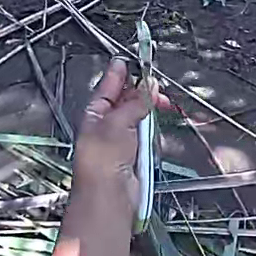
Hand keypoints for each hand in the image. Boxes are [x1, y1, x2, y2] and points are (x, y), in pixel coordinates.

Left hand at [70, 56, 154, 203]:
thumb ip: (135, 103)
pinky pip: (143, 132)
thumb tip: (148, 86)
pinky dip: (151, 125)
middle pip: (124, 101)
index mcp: (94, 114)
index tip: (127, 60)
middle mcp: (105, 125)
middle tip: (156, 84)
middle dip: (140, 91)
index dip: (118, 74)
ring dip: (148, 107)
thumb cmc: (104, 158)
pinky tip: (158, 119)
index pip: (107, 88)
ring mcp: (119, 139)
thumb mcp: (118, 122)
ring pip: (136, 115)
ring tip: (161, 100)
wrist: (109, 195)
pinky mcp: (133, 152)